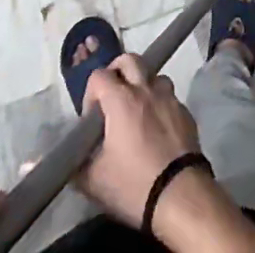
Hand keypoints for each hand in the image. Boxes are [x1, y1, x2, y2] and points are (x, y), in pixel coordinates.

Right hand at [79, 53, 201, 225]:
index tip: (91, 119)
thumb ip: (77, 164)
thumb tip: (69, 158)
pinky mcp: (185, 111)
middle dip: (117, 71)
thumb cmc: (133, 184)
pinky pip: (169, 96)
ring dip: (142, 85)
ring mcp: (169, 98)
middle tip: (111, 97)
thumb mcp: (93, 181)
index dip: (90, 93)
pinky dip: (159, 103)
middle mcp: (146, 90)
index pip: (99, 76)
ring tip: (136, 110)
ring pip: (154, 75)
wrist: (179, 195)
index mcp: (121, 100)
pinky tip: (156, 127)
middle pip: (130, 60)